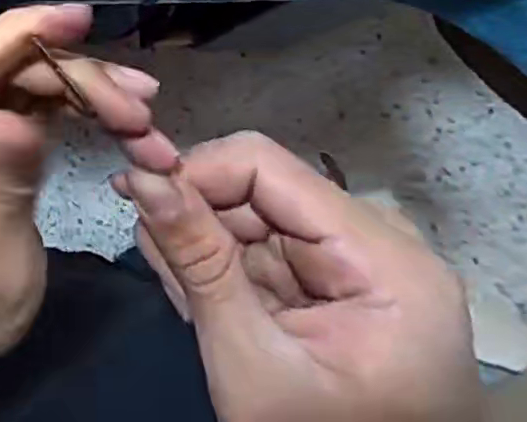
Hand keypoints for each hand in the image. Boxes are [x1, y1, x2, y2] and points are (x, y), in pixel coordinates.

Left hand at [0, 5, 179, 398]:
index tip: (75, 16)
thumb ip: (1, 180)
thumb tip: (16, 117)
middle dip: (67, 74)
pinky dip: (60, 98)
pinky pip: (9, 90)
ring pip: (6, 73)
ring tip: (137, 113)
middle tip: (140, 104)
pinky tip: (106, 111)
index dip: (14, 35)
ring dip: (72, 85)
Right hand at [115, 132, 481, 421]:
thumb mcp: (250, 362)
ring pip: (248, 210)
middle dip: (196, 221)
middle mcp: (383, 242)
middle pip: (255, 187)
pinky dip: (223, 263)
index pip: (263, 164)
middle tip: (165, 274)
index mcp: (387, 261)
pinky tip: (212, 303)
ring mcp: (362, 258)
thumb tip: (140, 173)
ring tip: (191, 303)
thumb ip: (197, 258)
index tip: (139, 201)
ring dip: (203, 246)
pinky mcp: (341, 275)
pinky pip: (261, 238)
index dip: (194, 171)